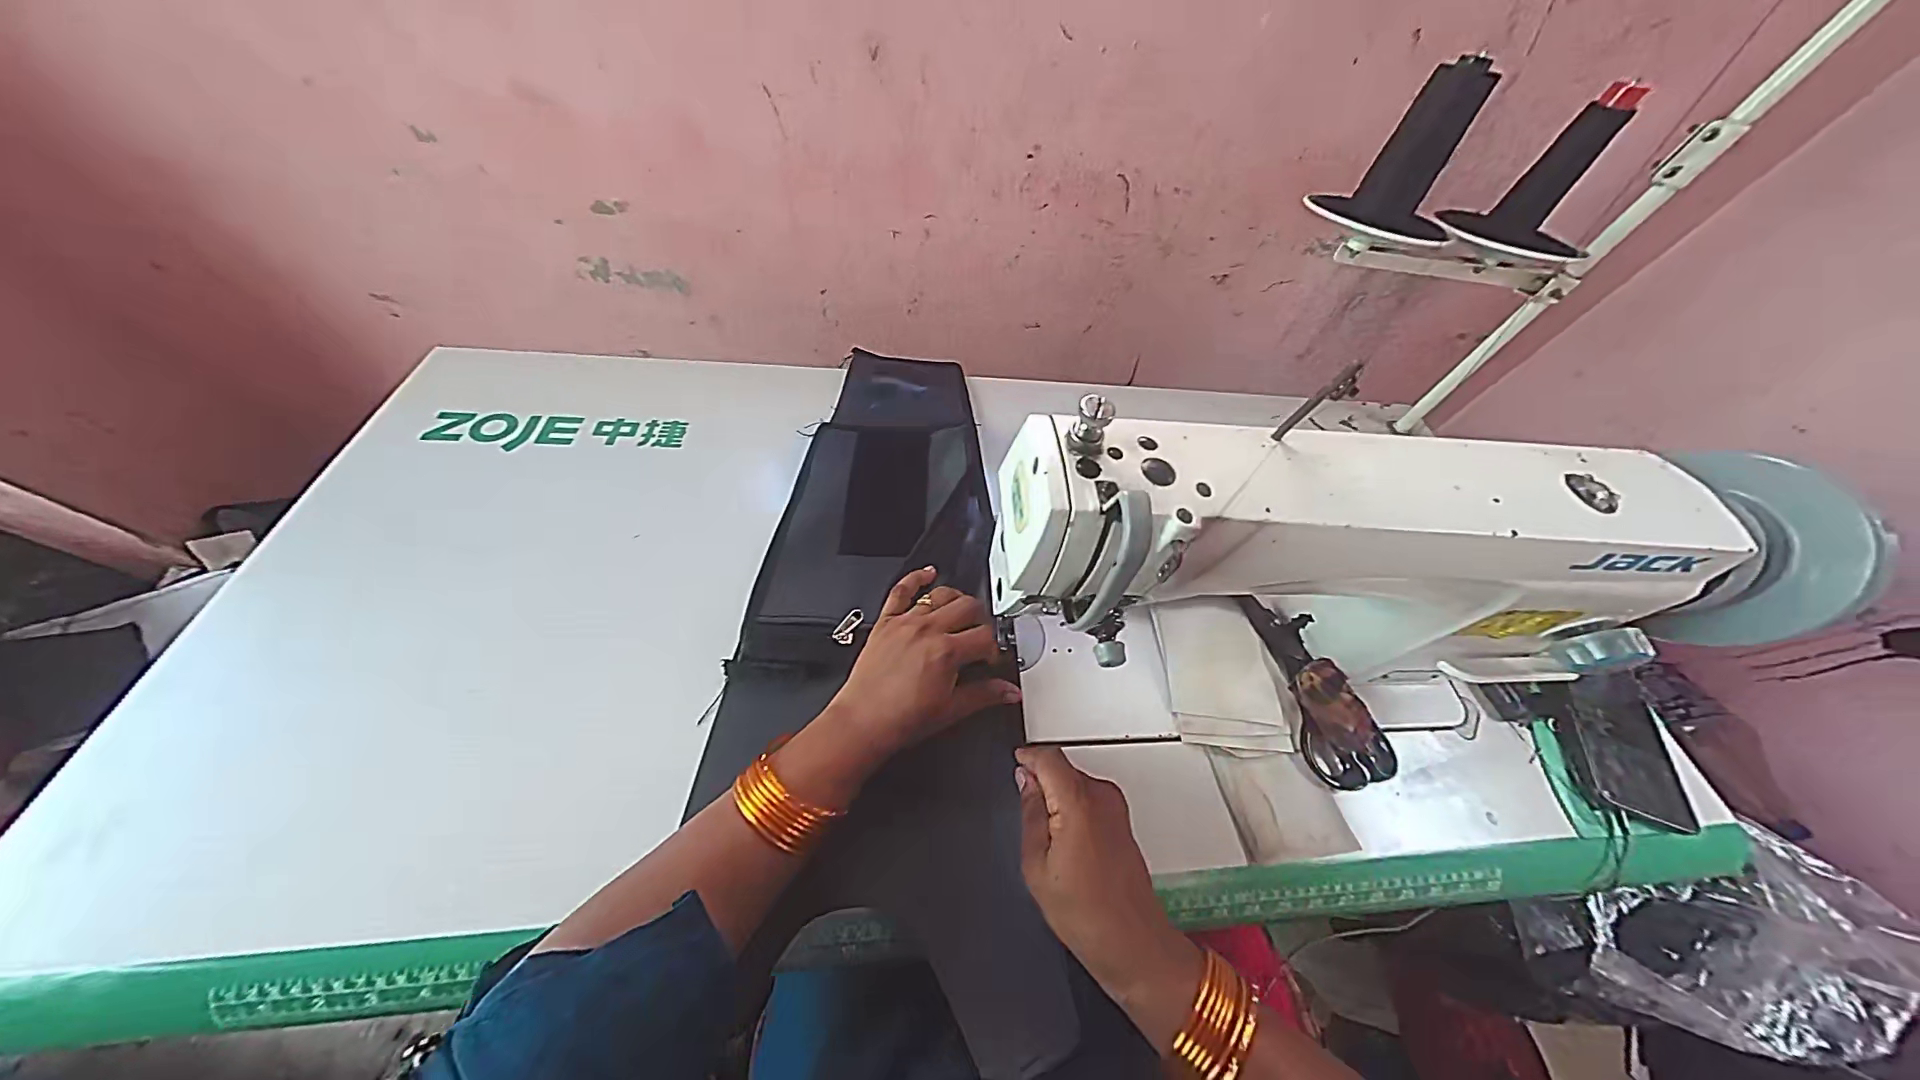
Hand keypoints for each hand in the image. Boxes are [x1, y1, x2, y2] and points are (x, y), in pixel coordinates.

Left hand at [780, 568, 1020, 805]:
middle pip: (968, 607)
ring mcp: (904, 622)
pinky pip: (901, 590)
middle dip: (981, 620)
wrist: (862, 722)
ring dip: (957, 599)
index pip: (985, 636)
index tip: (990, 658)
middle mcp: (926, 630)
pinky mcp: (885, 622)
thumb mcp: (951, 710)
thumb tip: (1008, 691)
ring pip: (940, 595)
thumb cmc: (900, 719)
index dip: (994, 648)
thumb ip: (984, 695)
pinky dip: (916, 577)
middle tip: (980, 635)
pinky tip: (928, 573)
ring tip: (963, 611)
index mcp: (946, 652)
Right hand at [1015, 745, 1202, 1048]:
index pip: (1049, 757)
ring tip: (1046, 836)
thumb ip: (1029, 812)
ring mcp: (1116, 807)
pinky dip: (1074, 807)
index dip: (1028, 756)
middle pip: (1063, 767)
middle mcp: (1102, 797)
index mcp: (1078, 803)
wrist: (1131, 941)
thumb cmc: (1087, 914)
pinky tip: (1065, 842)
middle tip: (1025, 807)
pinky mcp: (1123, 819)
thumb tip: (1026, 782)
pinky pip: (1090, 797)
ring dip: (1058, 794)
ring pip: (1076, 782)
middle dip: (1042, 779)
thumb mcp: (1036, 864)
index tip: (1017, 760)